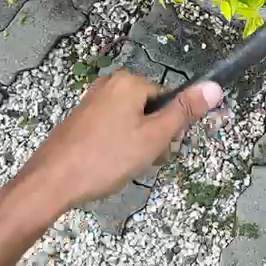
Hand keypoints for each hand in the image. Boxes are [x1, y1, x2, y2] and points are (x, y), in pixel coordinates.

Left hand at [15, 71, 222, 210]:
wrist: (50, 183)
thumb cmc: (106, 159)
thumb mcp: (153, 137)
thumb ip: (184, 112)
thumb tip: (215, 86)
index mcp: (129, 82)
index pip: (168, 99)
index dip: (171, 127)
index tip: (163, 150)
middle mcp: (110, 84)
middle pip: (150, 108)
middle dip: (153, 137)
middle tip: (143, 161)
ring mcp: (92, 102)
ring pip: (131, 121)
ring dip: (137, 144)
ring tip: (125, 167)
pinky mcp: (80, 120)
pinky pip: (112, 128)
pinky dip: (117, 146)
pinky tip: (109, 166)